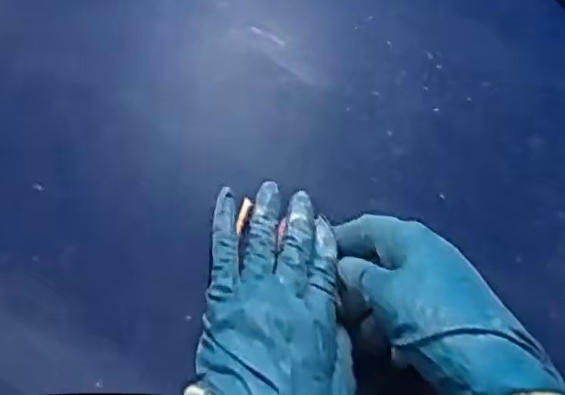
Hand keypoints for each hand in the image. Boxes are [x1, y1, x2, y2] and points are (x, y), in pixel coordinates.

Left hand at [191, 182, 351, 394]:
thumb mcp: (335, 382)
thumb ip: (341, 346)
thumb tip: (341, 319)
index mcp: (315, 315)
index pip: (322, 267)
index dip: (322, 241)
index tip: (322, 221)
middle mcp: (286, 294)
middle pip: (293, 247)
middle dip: (298, 218)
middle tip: (300, 197)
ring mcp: (253, 288)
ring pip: (261, 238)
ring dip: (266, 210)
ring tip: (270, 189)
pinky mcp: (223, 292)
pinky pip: (223, 247)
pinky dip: (223, 219)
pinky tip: (225, 197)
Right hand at [334, 216, 564, 394]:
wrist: (497, 369)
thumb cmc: (431, 320)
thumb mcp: (385, 296)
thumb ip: (358, 275)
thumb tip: (343, 265)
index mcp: (408, 235)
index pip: (362, 226)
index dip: (336, 241)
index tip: (313, 260)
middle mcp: (426, 249)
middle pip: (378, 257)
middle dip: (354, 283)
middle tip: (335, 309)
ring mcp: (444, 280)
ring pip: (395, 286)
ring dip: (374, 309)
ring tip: (360, 338)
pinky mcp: (456, 310)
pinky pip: (414, 308)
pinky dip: (398, 325)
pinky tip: (393, 353)